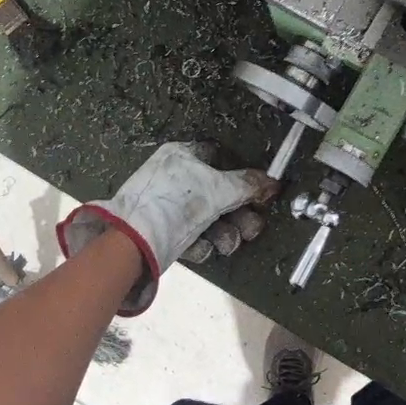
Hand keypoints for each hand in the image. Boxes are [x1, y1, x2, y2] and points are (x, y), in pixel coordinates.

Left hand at [56, 143, 277, 315]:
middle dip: (239, 214)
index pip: (220, 157)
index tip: (260, 192)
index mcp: (182, 155)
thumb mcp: (217, 191)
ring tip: (229, 244)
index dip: (243, 174)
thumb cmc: (174, 205)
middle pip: (219, 193)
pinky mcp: (163, 232)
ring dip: (225, 233)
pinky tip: (199, 249)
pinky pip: (191, 235)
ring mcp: (168, 206)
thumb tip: (273, 181)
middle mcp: (174, 178)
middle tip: (252, 227)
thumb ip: (247, 185)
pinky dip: (199, 243)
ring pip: (208, 218)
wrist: (131, 244)